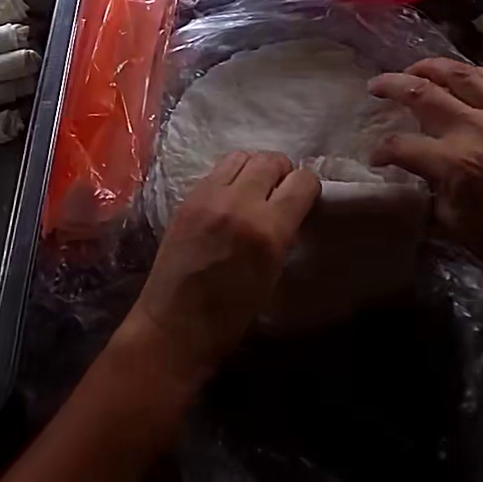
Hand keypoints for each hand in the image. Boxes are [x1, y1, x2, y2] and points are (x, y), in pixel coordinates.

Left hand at [122, 151, 319, 382]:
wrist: (174, 326)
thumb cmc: (232, 313)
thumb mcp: (274, 270)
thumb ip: (284, 229)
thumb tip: (292, 205)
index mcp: (268, 230)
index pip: (302, 181)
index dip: (307, 187)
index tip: (304, 199)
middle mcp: (240, 204)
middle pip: (272, 160)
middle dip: (283, 172)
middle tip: (279, 191)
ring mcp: (209, 197)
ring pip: (243, 156)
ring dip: (255, 168)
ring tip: (253, 189)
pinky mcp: (188, 197)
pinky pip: (218, 169)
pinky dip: (231, 176)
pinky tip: (229, 197)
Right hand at [369, 58, 482, 304]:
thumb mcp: (458, 228)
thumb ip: (432, 194)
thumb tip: (418, 177)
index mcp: (454, 163)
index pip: (402, 146)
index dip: (382, 150)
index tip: (375, 159)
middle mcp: (476, 129)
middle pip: (423, 94)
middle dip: (392, 85)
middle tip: (375, 85)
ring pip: (461, 75)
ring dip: (431, 67)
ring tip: (414, 69)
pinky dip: (478, 72)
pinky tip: (466, 75)